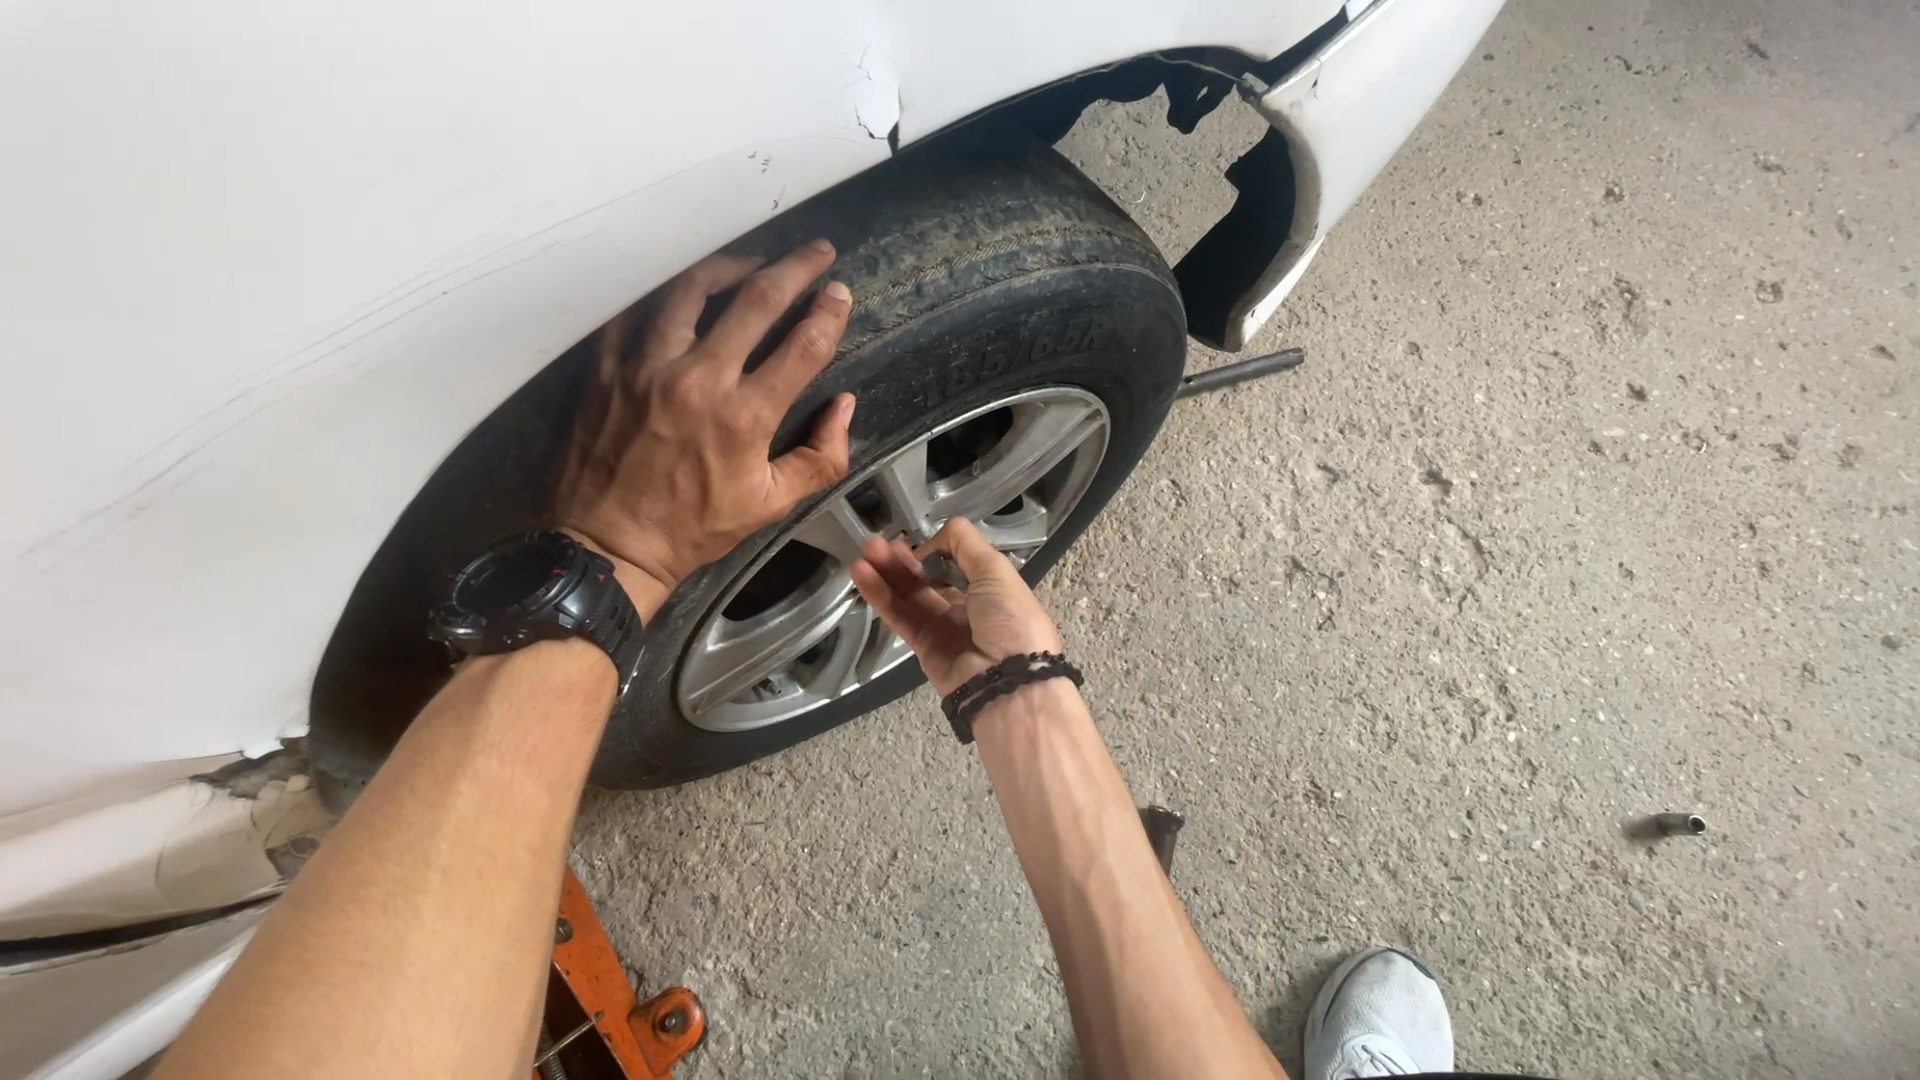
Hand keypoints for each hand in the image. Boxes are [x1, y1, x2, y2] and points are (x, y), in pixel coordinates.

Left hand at [557, 241, 856, 597]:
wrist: (608, 544)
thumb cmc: (696, 528)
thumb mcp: (773, 505)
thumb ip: (821, 457)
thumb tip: (845, 405)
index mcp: (745, 416)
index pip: (801, 346)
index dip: (828, 313)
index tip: (841, 292)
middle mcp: (698, 379)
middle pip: (756, 300)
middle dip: (795, 268)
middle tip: (817, 251)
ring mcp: (646, 366)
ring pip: (692, 289)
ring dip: (732, 266)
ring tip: (753, 262)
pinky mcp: (607, 366)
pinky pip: (638, 309)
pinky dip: (668, 292)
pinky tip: (686, 290)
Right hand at [849, 518, 1063, 695]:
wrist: (1007, 680)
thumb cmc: (1010, 620)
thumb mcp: (996, 570)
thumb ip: (964, 544)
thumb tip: (932, 541)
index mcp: (991, 589)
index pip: (957, 564)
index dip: (937, 551)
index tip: (922, 544)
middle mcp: (967, 608)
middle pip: (927, 578)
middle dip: (903, 559)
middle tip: (878, 542)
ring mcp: (943, 628)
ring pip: (909, 595)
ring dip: (886, 573)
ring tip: (865, 551)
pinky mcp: (923, 647)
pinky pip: (899, 616)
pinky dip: (880, 595)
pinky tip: (862, 574)